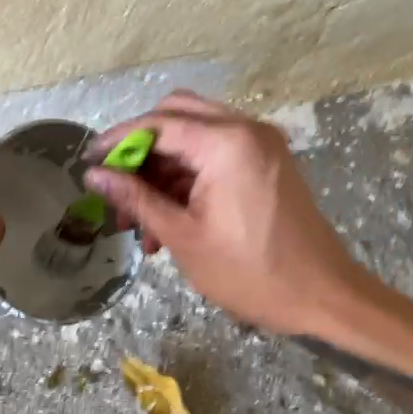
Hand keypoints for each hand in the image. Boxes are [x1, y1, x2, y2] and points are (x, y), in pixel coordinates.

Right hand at [83, 91, 373, 335]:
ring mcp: (259, 144)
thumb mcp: (183, 236)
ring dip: (161, 171)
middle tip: (117, 189)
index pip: (157, 123)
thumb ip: (136, 197)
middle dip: (140, 151)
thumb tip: (93, 174)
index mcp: (226, 143)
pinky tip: (167, 219)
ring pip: (193, 137)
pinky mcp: (266, 162)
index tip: (87, 162)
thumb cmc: (251, 272)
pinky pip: (214, 154)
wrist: (325, 297)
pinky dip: (187, 178)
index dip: (117, 141)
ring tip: (139, 222)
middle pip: (175, 116)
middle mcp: (245, 130)